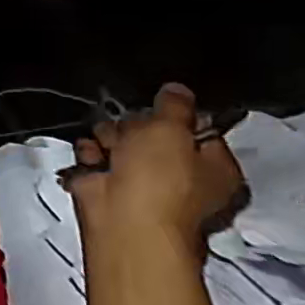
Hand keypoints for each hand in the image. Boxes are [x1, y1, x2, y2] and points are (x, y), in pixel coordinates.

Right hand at [64, 83, 244, 249]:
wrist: (122, 215)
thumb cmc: (160, 175)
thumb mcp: (172, 129)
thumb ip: (175, 105)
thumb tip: (177, 89)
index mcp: (213, 165)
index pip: (197, 127)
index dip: (176, 116)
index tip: (161, 111)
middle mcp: (181, 173)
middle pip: (151, 130)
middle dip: (135, 127)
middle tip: (133, 136)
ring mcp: (141, 179)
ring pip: (118, 138)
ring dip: (108, 139)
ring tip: (109, 150)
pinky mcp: (107, 182)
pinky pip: (95, 153)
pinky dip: (92, 154)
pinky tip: (94, 161)